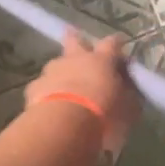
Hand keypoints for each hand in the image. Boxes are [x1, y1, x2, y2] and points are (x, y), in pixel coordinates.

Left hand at [24, 31, 141, 151]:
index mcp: (101, 60)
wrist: (63, 126)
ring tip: (65, 88)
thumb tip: (130, 88)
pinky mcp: (34, 87)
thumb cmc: (103, 115)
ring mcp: (52, 71)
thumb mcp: (128, 108)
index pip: (112, 43)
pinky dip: (47, 92)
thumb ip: (129, 94)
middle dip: (76, 40)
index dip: (116, 44)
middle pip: (75, 40)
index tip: (119, 47)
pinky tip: (49, 105)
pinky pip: (42, 86)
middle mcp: (76, 59)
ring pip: (56, 64)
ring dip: (61, 72)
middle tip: (79, 46)